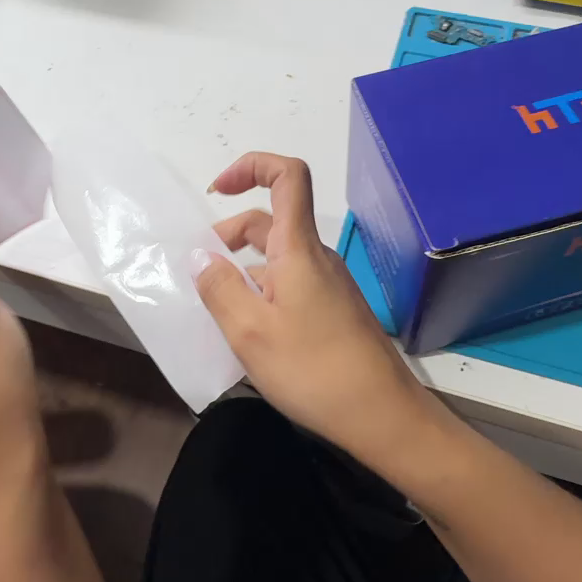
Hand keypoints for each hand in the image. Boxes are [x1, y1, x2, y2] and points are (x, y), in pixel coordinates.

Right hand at [194, 152, 435, 466]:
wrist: (382, 415)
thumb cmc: (313, 369)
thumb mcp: (250, 331)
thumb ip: (219, 288)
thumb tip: (201, 256)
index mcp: (298, 249)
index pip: (288, 176)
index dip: (252, 166)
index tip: (218, 190)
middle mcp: (316, 257)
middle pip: (272, 221)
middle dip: (230, 234)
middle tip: (200, 272)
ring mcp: (328, 285)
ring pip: (278, 258)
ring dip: (243, 269)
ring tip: (214, 307)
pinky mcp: (333, 311)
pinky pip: (290, 284)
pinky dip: (261, 291)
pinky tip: (247, 331)